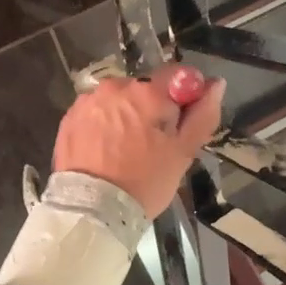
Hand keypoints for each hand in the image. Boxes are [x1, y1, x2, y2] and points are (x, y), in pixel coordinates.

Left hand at [52, 65, 226, 217]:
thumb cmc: (145, 182)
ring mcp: (89, 100)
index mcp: (147, 92)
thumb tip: (216, 84)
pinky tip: (104, 150)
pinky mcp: (70, 116)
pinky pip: (95, 112)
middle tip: (153, 144)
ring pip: (118, 100)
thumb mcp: (183, 153)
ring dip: (125, 115)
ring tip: (125, 150)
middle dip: (151, 109)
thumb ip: (202, 115)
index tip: (181, 120)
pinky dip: (103, 124)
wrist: (92, 209)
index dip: (183, 95)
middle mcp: (116, 86)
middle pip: (144, 89)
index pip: (175, 76)